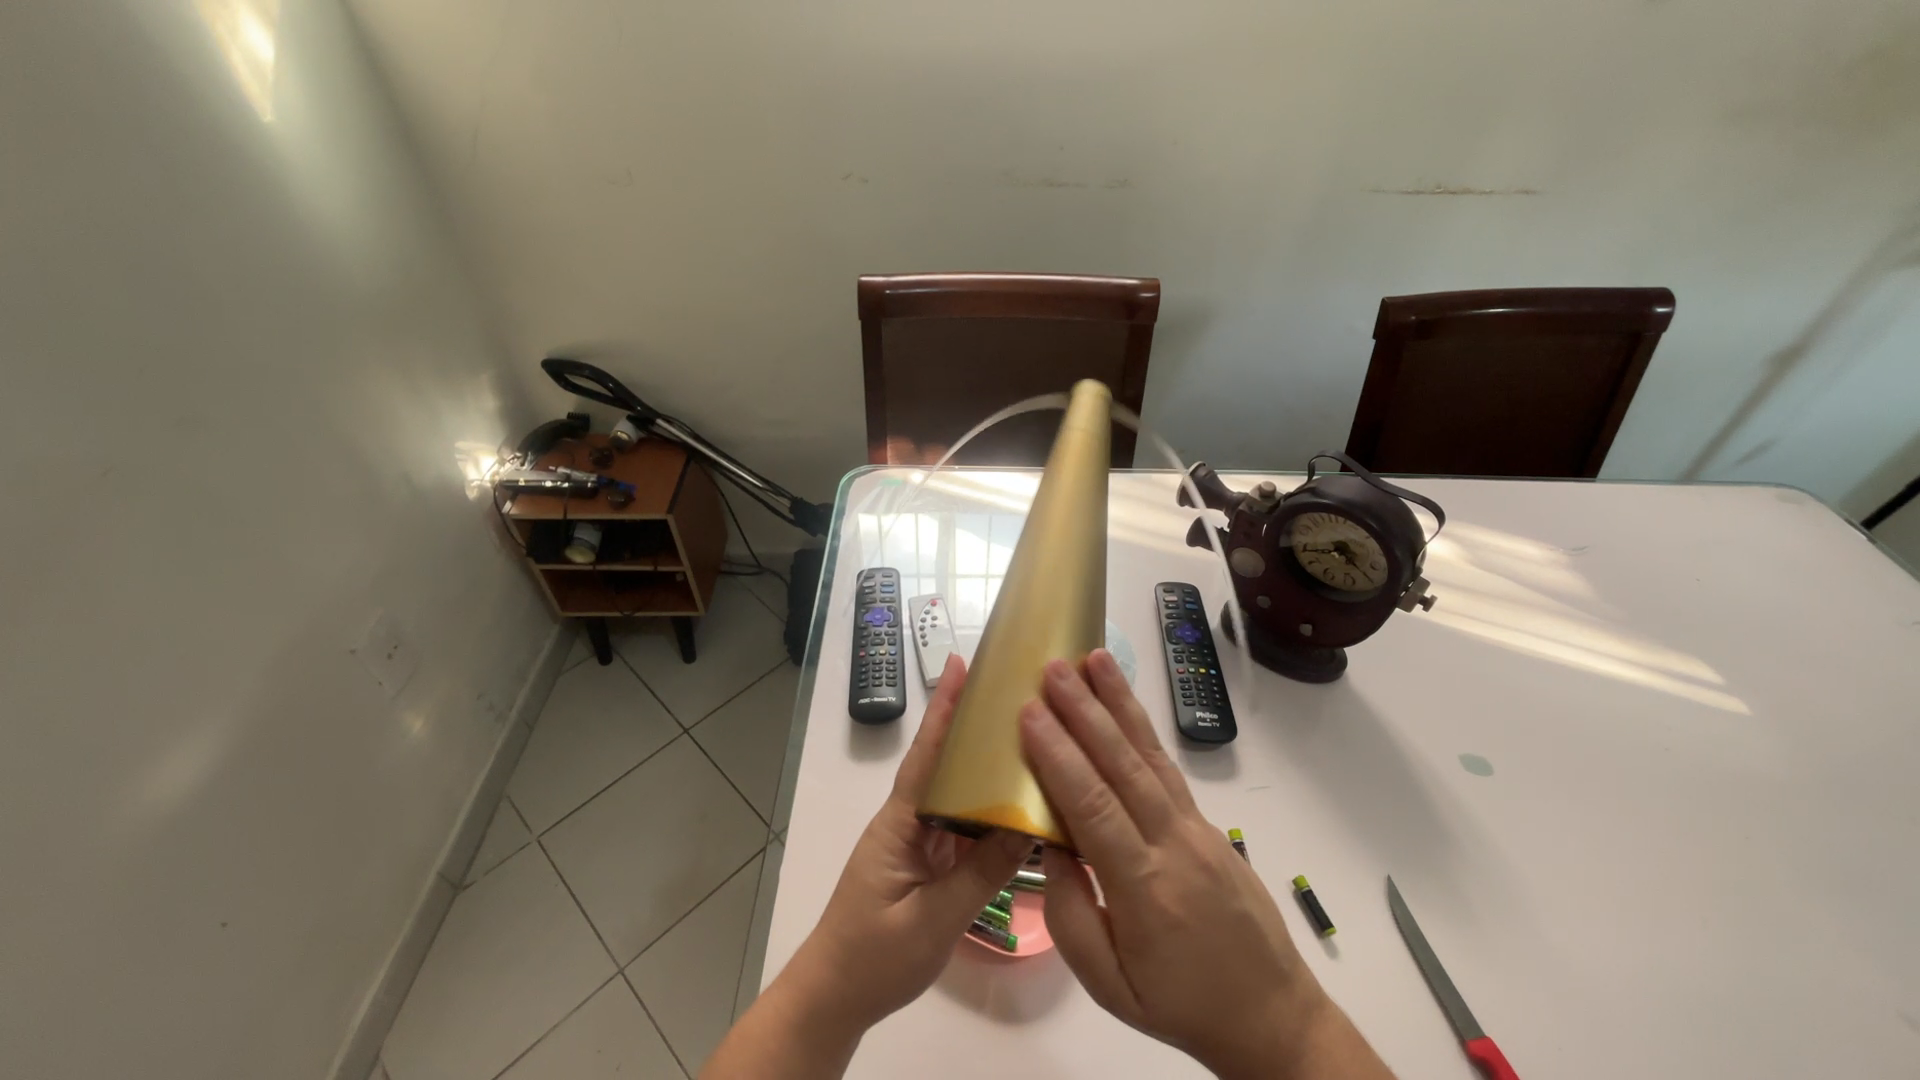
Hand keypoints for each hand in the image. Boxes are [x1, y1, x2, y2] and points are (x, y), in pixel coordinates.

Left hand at [785, 653, 1031, 1035]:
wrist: (835, 998)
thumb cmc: (873, 957)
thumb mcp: (932, 920)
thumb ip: (979, 875)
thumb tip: (1026, 825)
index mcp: (900, 826)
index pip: (926, 757)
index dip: (944, 712)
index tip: (961, 666)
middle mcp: (909, 824)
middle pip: (947, 768)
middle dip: (975, 730)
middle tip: (1017, 697)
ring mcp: (918, 845)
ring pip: (958, 799)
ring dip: (987, 773)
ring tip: (1030, 743)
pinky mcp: (927, 867)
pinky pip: (962, 832)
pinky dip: (989, 818)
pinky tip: (1020, 812)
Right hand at [1019, 650, 1391, 1079]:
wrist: (1271, 1016)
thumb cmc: (1179, 1005)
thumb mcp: (1109, 985)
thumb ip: (1070, 913)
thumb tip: (1049, 844)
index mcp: (1144, 888)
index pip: (1094, 807)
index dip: (1060, 756)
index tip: (1030, 712)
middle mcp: (1175, 845)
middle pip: (1125, 765)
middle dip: (1086, 711)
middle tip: (1054, 666)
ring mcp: (1199, 830)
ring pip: (1152, 756)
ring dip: (1120, 704)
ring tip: (1094, 659)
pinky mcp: (1211, 827)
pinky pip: (1169, 771)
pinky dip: (1144, 732)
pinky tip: (1125, 710)